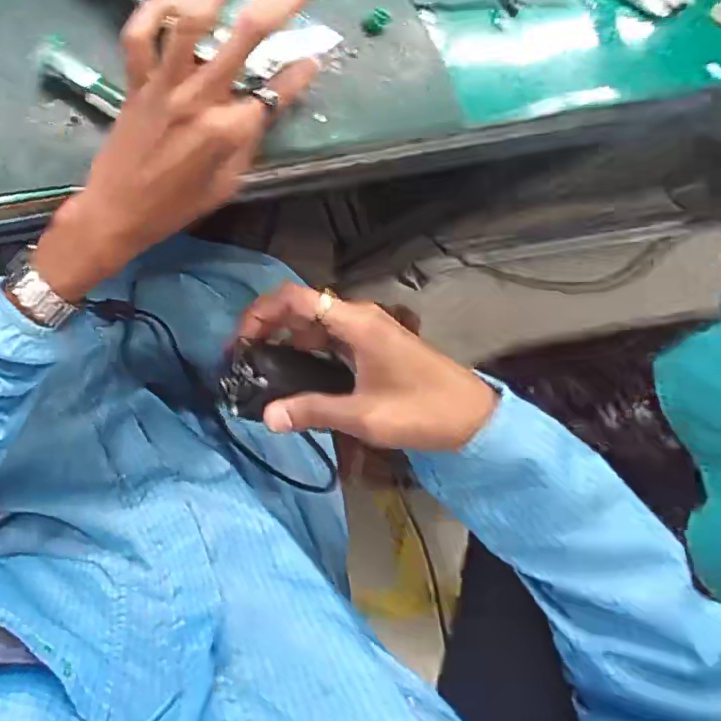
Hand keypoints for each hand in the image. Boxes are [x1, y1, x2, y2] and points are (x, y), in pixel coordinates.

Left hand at [32, 0, 332, 300]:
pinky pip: (138, 38)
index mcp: (229, 129)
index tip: (313, 56)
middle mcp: (198, 97)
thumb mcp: (228, 182)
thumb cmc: (174, 206)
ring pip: (191, 20)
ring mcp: (162, 86)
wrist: (114, 213)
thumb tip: (277, 94)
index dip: (302, 67)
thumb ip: (253, 137)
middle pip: (250, 33)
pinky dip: (151, 12)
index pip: (280, 85)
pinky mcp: (133, 84)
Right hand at [233, 283, 498, 451]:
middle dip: (265, 325)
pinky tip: (291, 370)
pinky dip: (302, 345)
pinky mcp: (369, 342)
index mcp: (354, 322)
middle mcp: (356, 316)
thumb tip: (267, 417)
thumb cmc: (424, 412)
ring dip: (282, 336)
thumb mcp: (364, 416)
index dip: (261, 312)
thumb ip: (312, 411)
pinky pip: (324, 334)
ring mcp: (364, 328)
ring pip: (310, 320)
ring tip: (261, 364)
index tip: (242, 339)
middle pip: (297, 305)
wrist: (479, 422)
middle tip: (243, 355)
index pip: (294, 297)